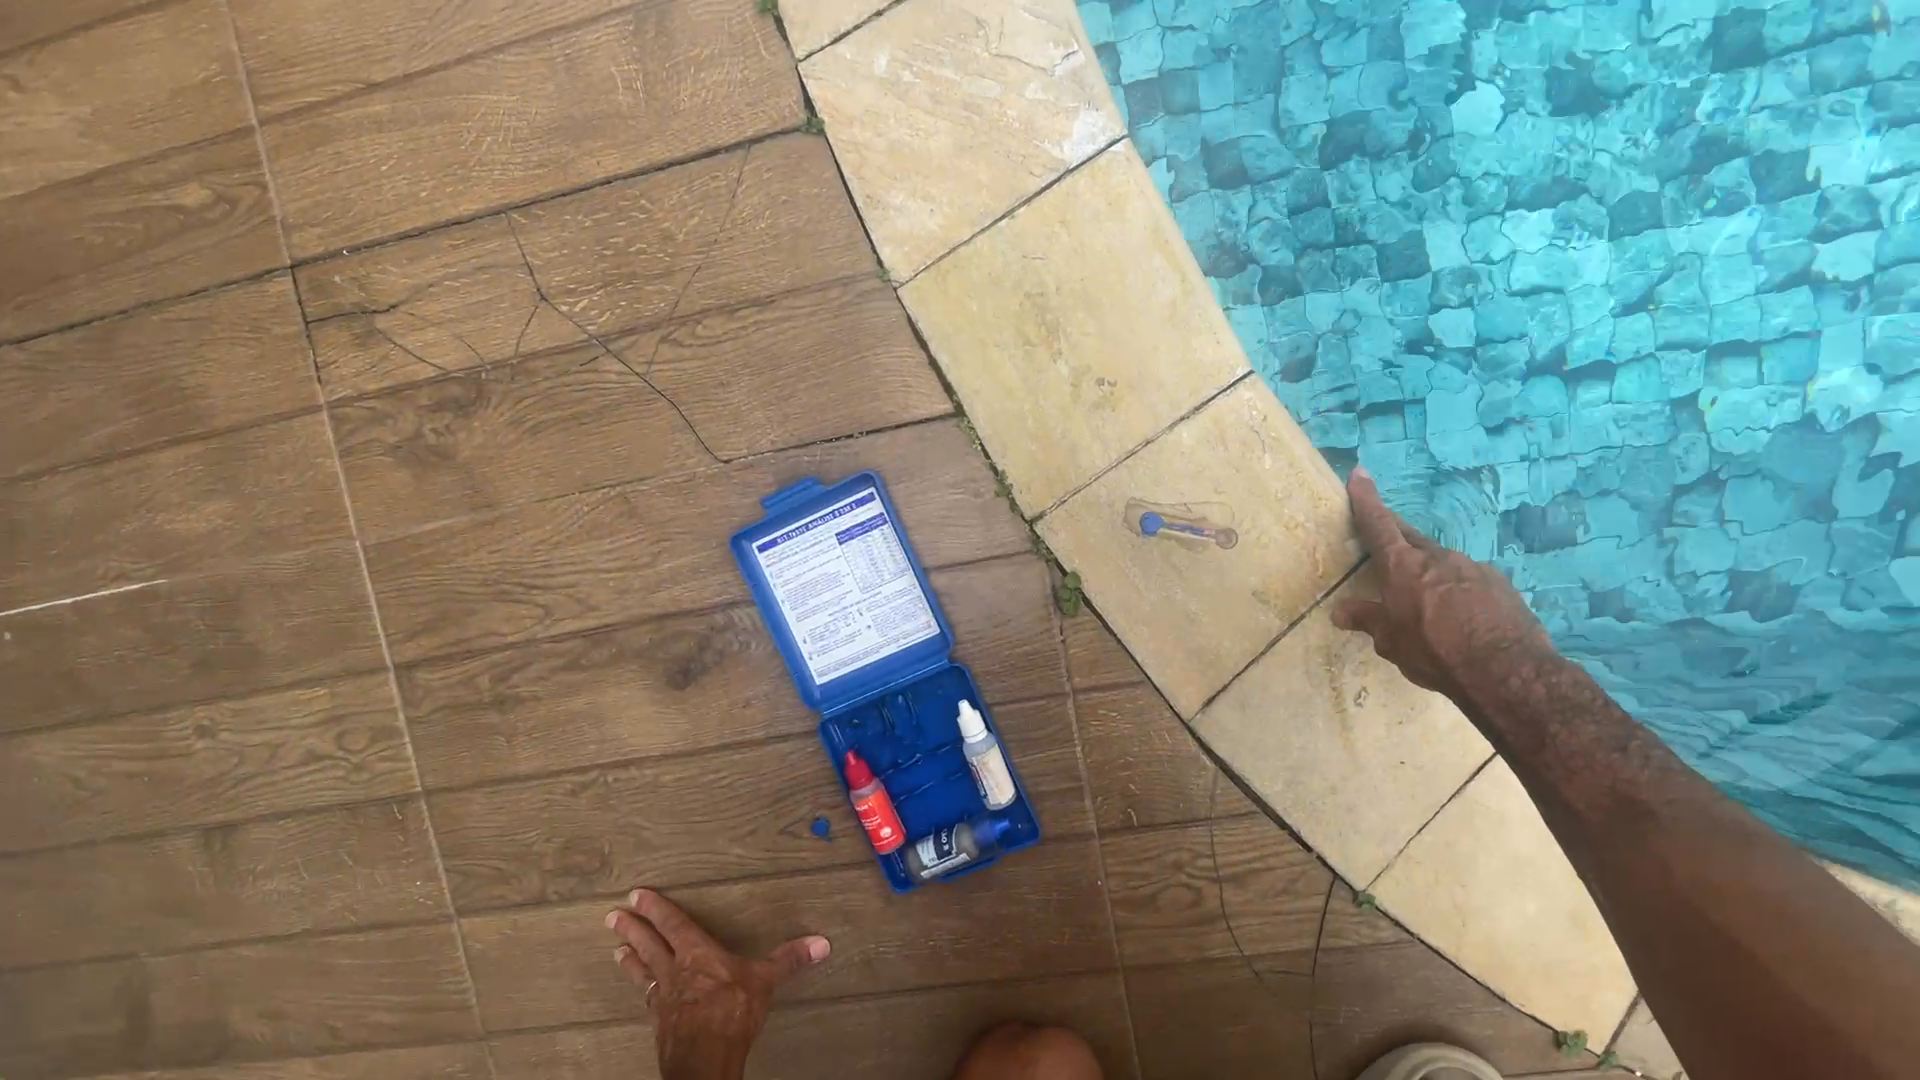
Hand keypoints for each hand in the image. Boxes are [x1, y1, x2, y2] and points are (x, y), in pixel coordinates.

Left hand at [606, 889, 830, 1079]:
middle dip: (632, 929)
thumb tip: (823, 942)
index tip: (637, 894)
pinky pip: (648, 1001)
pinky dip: (642, 990)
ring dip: (629, 960)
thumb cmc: (733, 1012)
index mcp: (696, 954)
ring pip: (642, 973)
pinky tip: (642, 992)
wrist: (705, 1061)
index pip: (672, 924)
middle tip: (612, 916)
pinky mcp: (662, 1024)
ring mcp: (664, 1000)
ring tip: (616, 949)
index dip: (655, 908)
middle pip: (648, 945)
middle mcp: (674, 972)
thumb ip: (789, 959)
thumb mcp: (765, 980)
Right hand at [1331, 467, 1555, 702]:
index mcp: (1402, 567)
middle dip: (1395, 535)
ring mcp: (1472, 567)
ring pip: (1441, 561)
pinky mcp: (1500, 584)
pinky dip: (1457, 589)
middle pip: (1410, 537)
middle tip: (1384, 541)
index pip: (1378, 524)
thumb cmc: (1434, 653)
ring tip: (1426, 600)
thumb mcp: (1391, 642)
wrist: (1506, 671)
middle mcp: (1437, 557)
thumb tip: (1340, 612)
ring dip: (1429, 572)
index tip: (1360, 472)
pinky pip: (1468, 579)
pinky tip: (1460, 615)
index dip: (1366, 498)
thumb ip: (1368, 620)